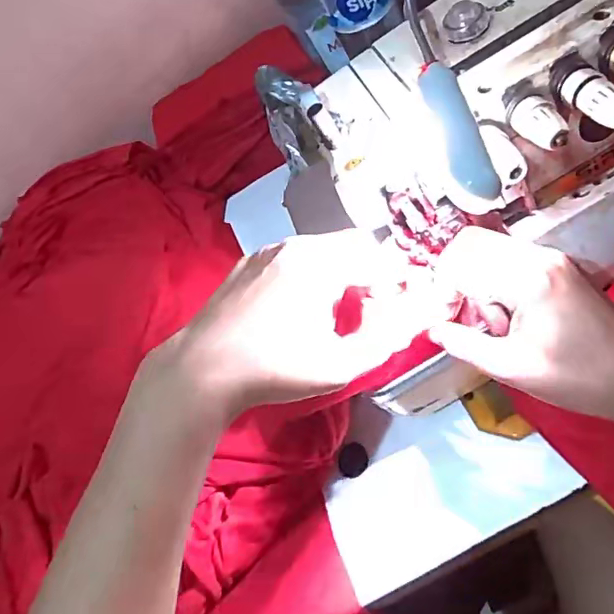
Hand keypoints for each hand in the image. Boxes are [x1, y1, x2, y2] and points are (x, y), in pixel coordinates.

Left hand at [146, 229, 438, 419]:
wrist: (203, 369)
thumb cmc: (274, 369)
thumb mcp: (339, 366)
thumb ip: (384, 341)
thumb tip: (410, 319)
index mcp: (322, 263)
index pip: (380, 261)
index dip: (398, 286)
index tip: (400, 312)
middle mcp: (297, 245)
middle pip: (354, 245)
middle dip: (373, 272)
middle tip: (373, 309)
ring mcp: (269, 250)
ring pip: (323, 248)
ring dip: (342, 271)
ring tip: (338, 310)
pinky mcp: (249, 262)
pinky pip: (294, 255)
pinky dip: (311, 271)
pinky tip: (300, 306)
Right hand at [427, 227, 613, 431]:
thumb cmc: (579, 379)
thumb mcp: (514, 369)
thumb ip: (466, 344)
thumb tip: (434, 328)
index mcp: (530, 278)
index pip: (461, 263)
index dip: (442, 292)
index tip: (446, 322)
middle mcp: (539, 256)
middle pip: (471, 245)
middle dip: (456, 281)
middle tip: (467, 320)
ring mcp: (551, 257)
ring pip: (488, 252)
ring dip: (478, 284)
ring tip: (497, 327)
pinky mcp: (558, 266)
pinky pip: (509, 262)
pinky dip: (497, 284)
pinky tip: (511, 319)